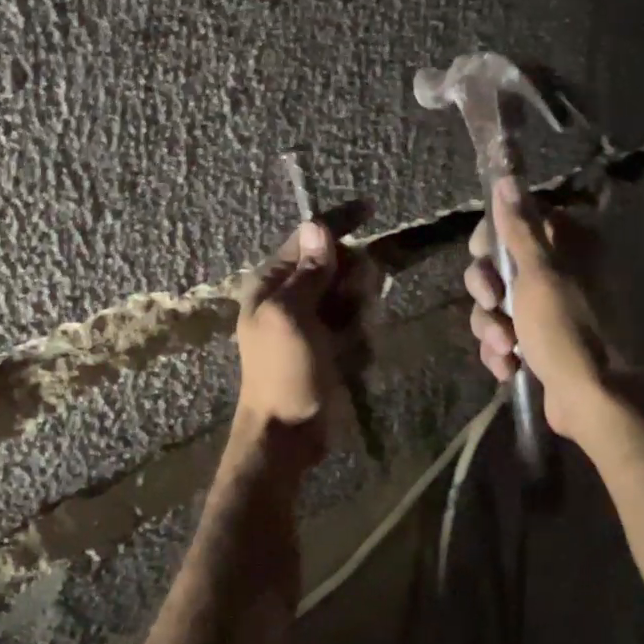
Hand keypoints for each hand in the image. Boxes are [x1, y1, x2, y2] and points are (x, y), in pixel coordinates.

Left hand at [234, 213, 377, 470]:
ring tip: (346, 342)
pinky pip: (360, 326)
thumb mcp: (290, 316)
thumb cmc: (283, 372)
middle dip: (354, 283)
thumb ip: (307, 273)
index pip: (310, 236)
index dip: (339, 222)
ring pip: (356, 295)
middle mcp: (294, 293)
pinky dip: (360, 341)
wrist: (287, 435)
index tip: (370, 208)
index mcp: (273, 281)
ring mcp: (315, 320)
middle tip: (351, 307)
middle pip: (341, 264)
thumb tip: (316, 225)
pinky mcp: (333, 344)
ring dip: (358, 317)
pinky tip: (349, 361)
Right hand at [464, 177, 612, 439]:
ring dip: (491, 326)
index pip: (515, 221)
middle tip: (493, 306)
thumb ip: (519, 226)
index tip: (483, 257)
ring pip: (497, 302)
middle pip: (499, 264)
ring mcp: (549, 307)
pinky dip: (500, 348)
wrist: (589, 402)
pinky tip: (507, 366)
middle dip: (488, 291)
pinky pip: (504, 331)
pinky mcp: (540, 339)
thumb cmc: (566, 330)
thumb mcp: (538, 274)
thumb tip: (507, 178)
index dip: (491, 240)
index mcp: (568, 246)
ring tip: (503, 348)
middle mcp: (561, 271)